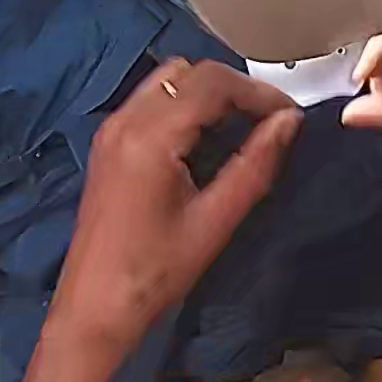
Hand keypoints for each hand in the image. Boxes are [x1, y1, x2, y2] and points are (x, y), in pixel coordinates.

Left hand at [45, 58, 302, 360]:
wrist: (93, 310)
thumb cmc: (154, 274)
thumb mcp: (215, 221)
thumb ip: (256, 164)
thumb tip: (289, 121)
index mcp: (150, 137)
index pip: (212, 83)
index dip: (258, 91)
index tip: (288, 113)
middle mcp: (125, 119)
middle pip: (190, 72)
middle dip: (234, 87)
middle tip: (267, 118)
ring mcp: (112, 127)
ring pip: (170, 79)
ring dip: (209, 91)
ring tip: (241, 125)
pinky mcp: (108, 140)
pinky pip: (153, 98)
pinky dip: (186, 103)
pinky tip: (205, 136)